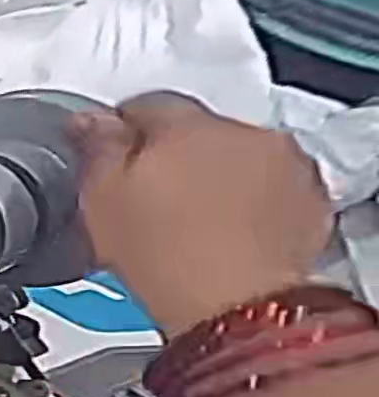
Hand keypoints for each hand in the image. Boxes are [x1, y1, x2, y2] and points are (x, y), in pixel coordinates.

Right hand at [71, 92, 331, 335]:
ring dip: (202, 174)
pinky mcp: (306, 192)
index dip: (114, 126)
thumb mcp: (99, 195)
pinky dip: (235, 197)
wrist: (226, 293)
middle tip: (131, 192)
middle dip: (163, 153)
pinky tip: (206, 226)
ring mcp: (284, 161)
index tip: (101, 147)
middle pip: (192, 129)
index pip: (145, 104)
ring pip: (231, 154)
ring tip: (169, 215)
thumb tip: (90, 120)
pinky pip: (263, 181)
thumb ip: (98, 148)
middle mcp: (245, 134)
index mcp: (186, 128)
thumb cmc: (158, 248)